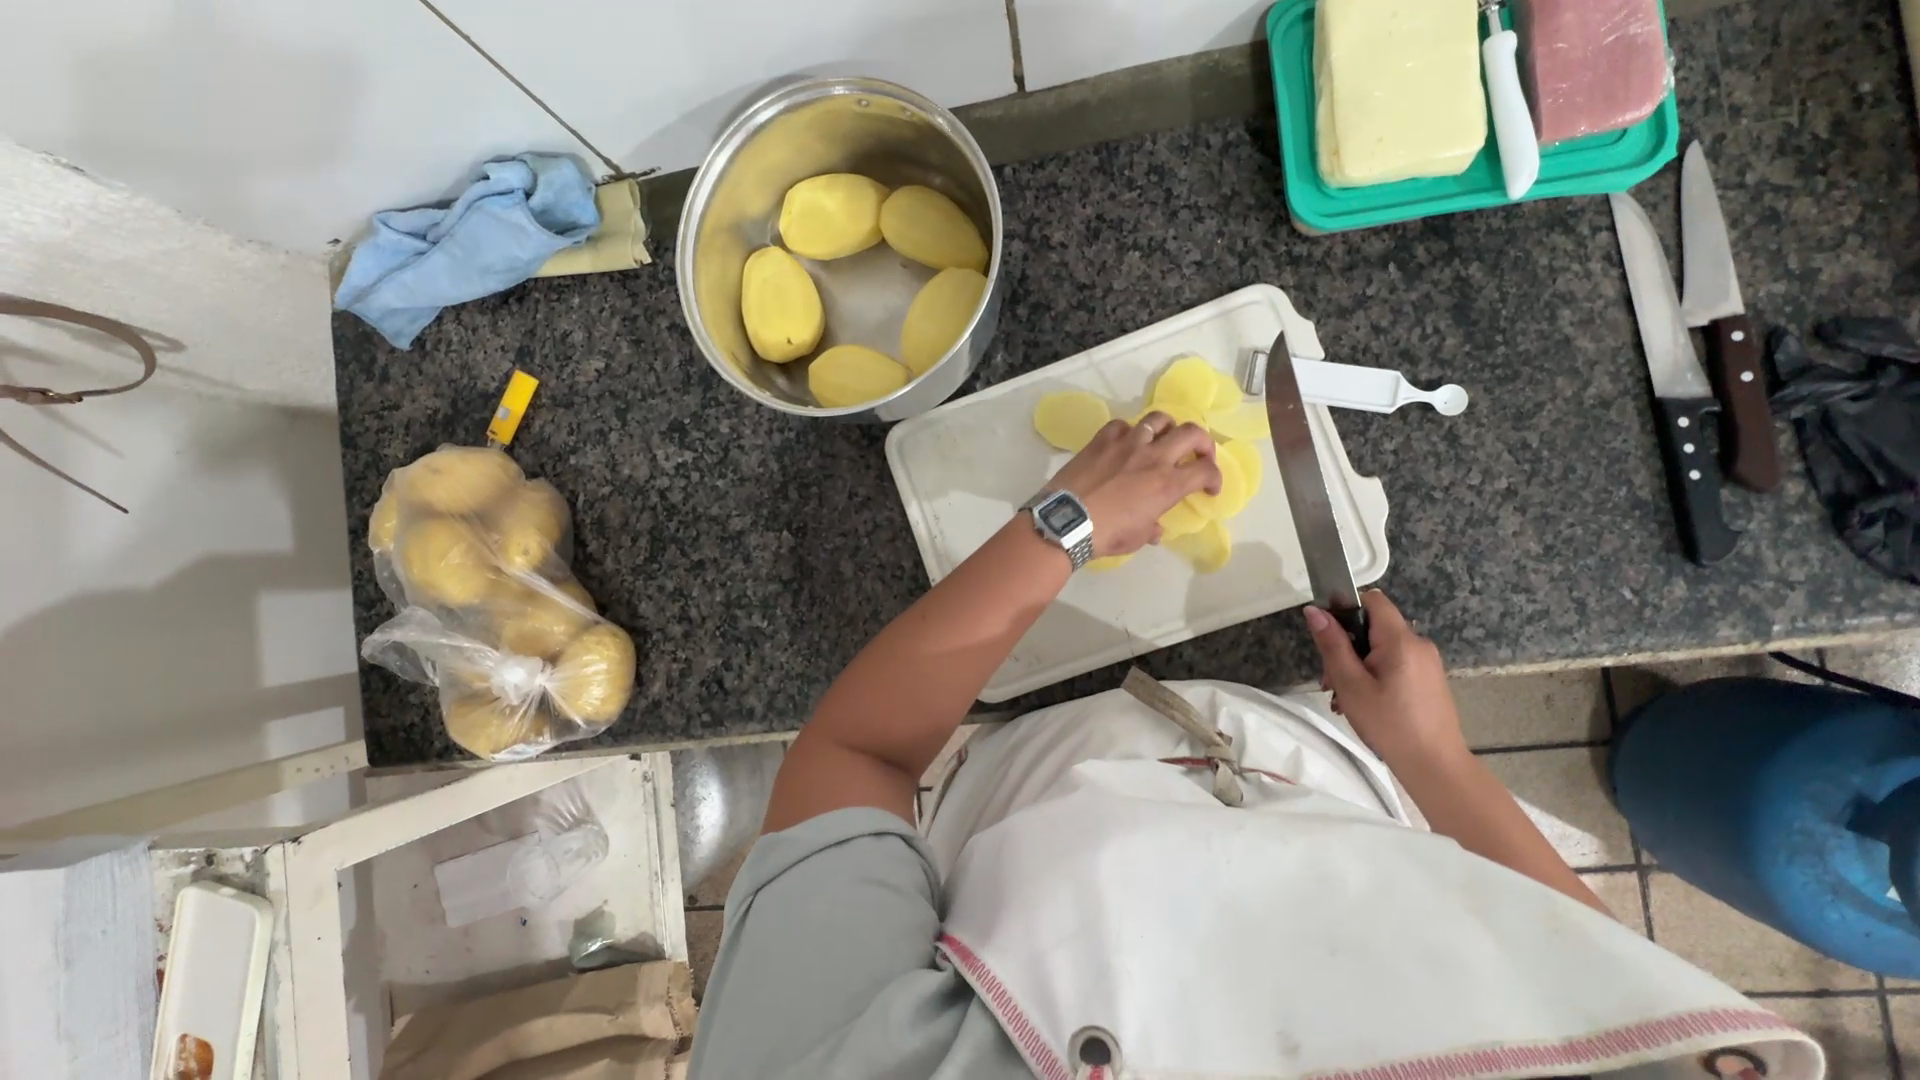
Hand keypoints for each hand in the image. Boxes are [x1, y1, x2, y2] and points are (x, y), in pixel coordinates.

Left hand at [1048, 412, 1220, 556]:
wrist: (1066, 521)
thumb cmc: (1106, 535)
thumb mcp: (1137, 538)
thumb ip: (1151, 528)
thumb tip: (1155, 528)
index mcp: (1167, 484)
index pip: (1205, 471)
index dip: (1214, 478)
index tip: (1209, 488)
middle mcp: (1153, 457)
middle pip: (1192, 434)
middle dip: (1203, 443)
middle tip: (1198, 455)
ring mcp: (1127, 443)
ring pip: (1158, 419)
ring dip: (1169, 427)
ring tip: (1165, 438)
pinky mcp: (1102, 440)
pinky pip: (1122, 425)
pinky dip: (1129, 432)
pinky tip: (1125, 442)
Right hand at [1304, 591, 1466, 765]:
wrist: (1435, 765)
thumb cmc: (1388, 724)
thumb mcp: (1350, 684)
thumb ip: (1332, 644)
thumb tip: (1314, 610)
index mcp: (1400, 640)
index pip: (1372, 599)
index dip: (1346, 608)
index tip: (1327, 635)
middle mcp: (1418, 644)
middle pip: (1374, 627)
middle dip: (1346, 647)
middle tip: (1330, 682)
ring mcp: (1427, 662)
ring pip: (1382, 649)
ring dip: (1358, 666)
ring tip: (1344, 699)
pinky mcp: (1429, 679)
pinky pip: (1395, 665)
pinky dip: (1375, 676)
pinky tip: (1365, 703)